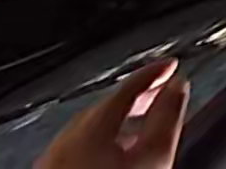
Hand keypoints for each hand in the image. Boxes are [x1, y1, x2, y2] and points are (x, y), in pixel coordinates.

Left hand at [36, 58, 188, 168]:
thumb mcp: (156, 155)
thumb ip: (170, 113)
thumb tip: (178, 86)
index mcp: (90, 130)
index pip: (129, 85)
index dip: (155, 71)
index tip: (172, 66)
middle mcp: (61, 145)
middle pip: (104, 107)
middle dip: (135, 98)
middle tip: (161, 92)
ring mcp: (47, 167)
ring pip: (85, 132)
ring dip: (116, 123)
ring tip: (141, 127)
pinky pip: (73, 154)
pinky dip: (97, 145)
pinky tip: (113, 158)